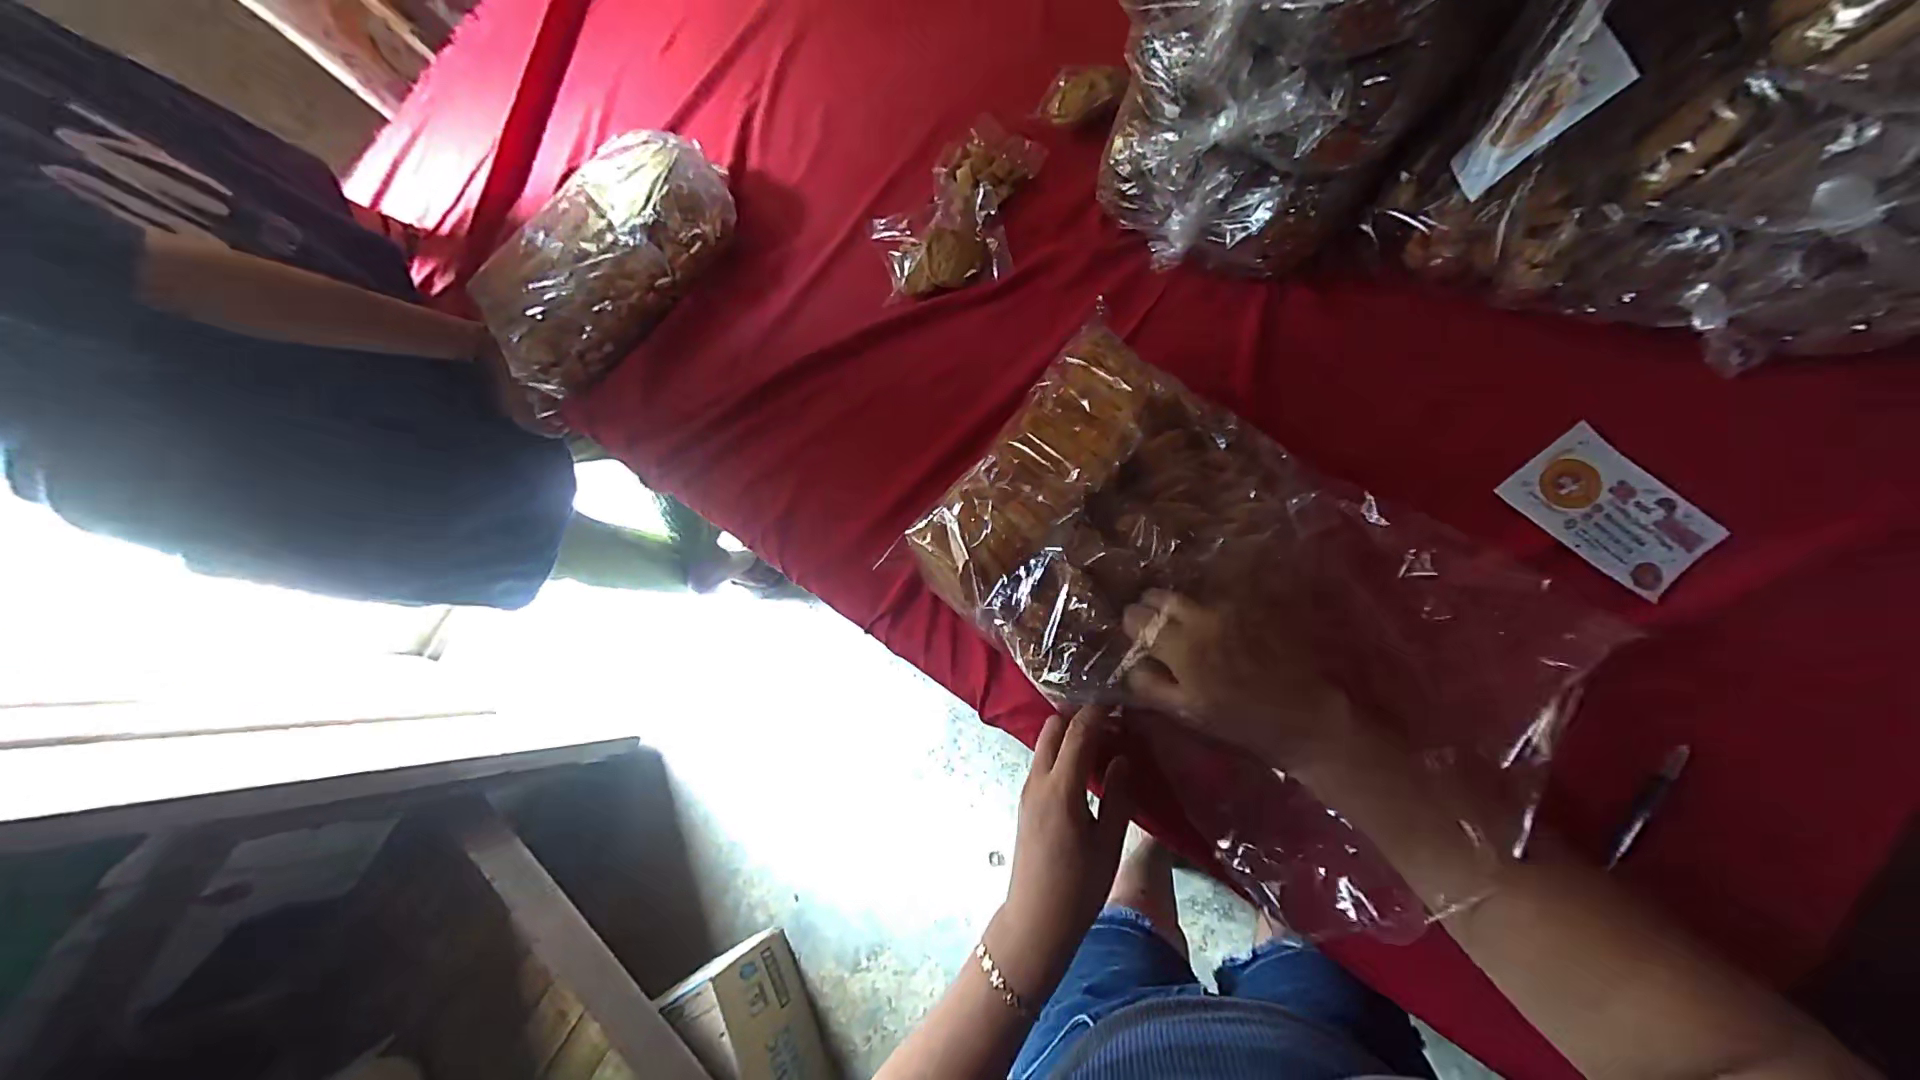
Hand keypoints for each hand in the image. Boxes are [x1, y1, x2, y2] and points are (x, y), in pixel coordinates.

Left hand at [989, 707, 1132, 998]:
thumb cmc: (1079, 886)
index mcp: (1061, 788)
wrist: (1035, 919)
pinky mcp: (1026, 801)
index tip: (1119, 700)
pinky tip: (1083, 764)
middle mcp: (1038, 781)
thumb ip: (1118, 796)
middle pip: (1052, 728)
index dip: (1098, 712)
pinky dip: (1061, 751)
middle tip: (1109, 717)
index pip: (1077, 733)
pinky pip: (1042, 761)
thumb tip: (1123, 758)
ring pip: (1044, 743)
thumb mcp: (1108, 843)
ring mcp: (1027, 790)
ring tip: (1101, 737)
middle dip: (1078, 715)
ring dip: (1068, 732)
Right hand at [1120, 589, 1352, 767]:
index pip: (1136, 618)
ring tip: (1184, 624)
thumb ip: (1148, 685)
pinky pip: (1218, 597)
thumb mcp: (1185, 712)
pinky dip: (1207, 606)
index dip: (1131, 625)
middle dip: (1151, 608)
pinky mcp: (1253, 607)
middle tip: (1156, 626)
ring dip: (1179, 606)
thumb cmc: (1239, 721)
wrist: (1302, 716)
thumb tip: (1129, 663)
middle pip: (1160, 596)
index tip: (1134, 636)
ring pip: (1189, 594)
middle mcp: (1201, 618)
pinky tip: (1214, 624)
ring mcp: (1230, 608)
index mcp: (1179, 646)